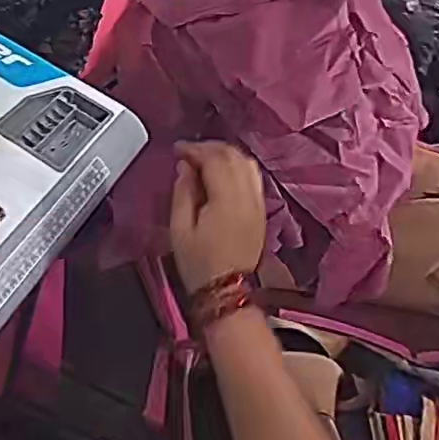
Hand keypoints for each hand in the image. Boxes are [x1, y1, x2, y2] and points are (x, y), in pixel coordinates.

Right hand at [169, 141, 266, 292]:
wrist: (227, 292)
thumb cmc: (199, 264)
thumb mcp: (179, 229)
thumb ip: (182, 193)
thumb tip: (185, 168)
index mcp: (226, 200)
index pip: (214, 159)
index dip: (194, 149)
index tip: (177, 150)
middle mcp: (247, 197)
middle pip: (233, 156)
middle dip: (209, 147)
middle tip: (188, 152)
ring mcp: (258, 203)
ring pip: (246, 163)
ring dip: (225, 154)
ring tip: (204, 159)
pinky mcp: (261, 211)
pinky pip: (253, 176)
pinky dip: (237, 166)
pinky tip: (222, 172)